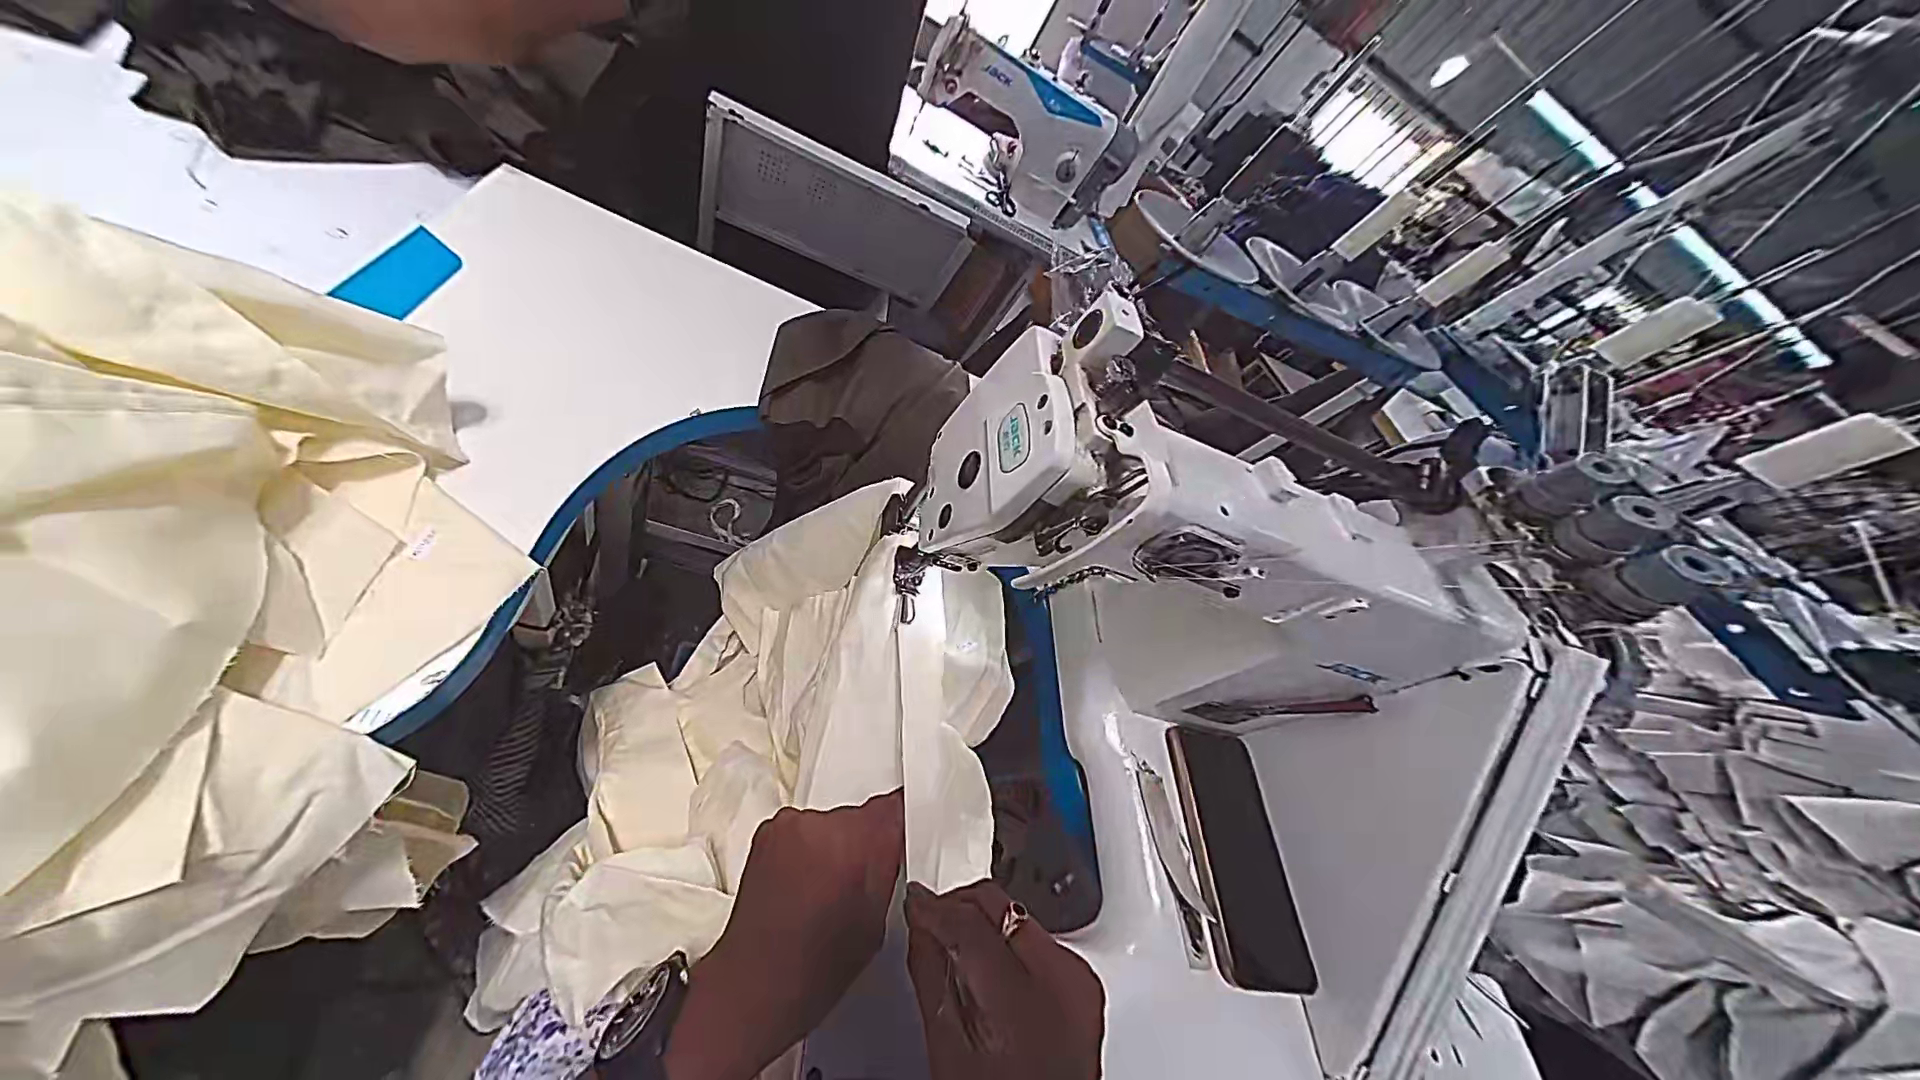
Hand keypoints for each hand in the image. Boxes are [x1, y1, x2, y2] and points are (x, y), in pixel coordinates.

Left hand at [663, 792, 902, 1079]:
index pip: (895, 806)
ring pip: (833, 822)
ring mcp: (793, 824)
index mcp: (860, 845)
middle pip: (862, 816)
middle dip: (864, 841)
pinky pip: (804, 828)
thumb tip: (894, 837)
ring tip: (823, 888)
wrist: (751, 985)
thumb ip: (887, 867)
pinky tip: (801, 883)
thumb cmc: (814, 968)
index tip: (900, 835)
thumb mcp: (875, 921)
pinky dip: (807, 847)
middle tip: (857, 882)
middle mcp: (825, 824)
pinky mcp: (769, 829)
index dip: (900, 821)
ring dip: (834, 844)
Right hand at [905, 881, 1104, 1079]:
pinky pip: (1039, 940)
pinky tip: (988, 965)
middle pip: (1000, 905)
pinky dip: (1009, 942)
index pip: (970, 922)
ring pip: (1019, 916)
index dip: (935, 908)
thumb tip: (922, 927)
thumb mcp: (949, 1050)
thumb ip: (931, 976)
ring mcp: (1079, 978)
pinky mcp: (1085, 982)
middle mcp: (1061, 976)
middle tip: (931, 918)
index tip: (917, 902)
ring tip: (957, 946)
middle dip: (959, 905)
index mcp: (1022, 997)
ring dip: (984, 922)